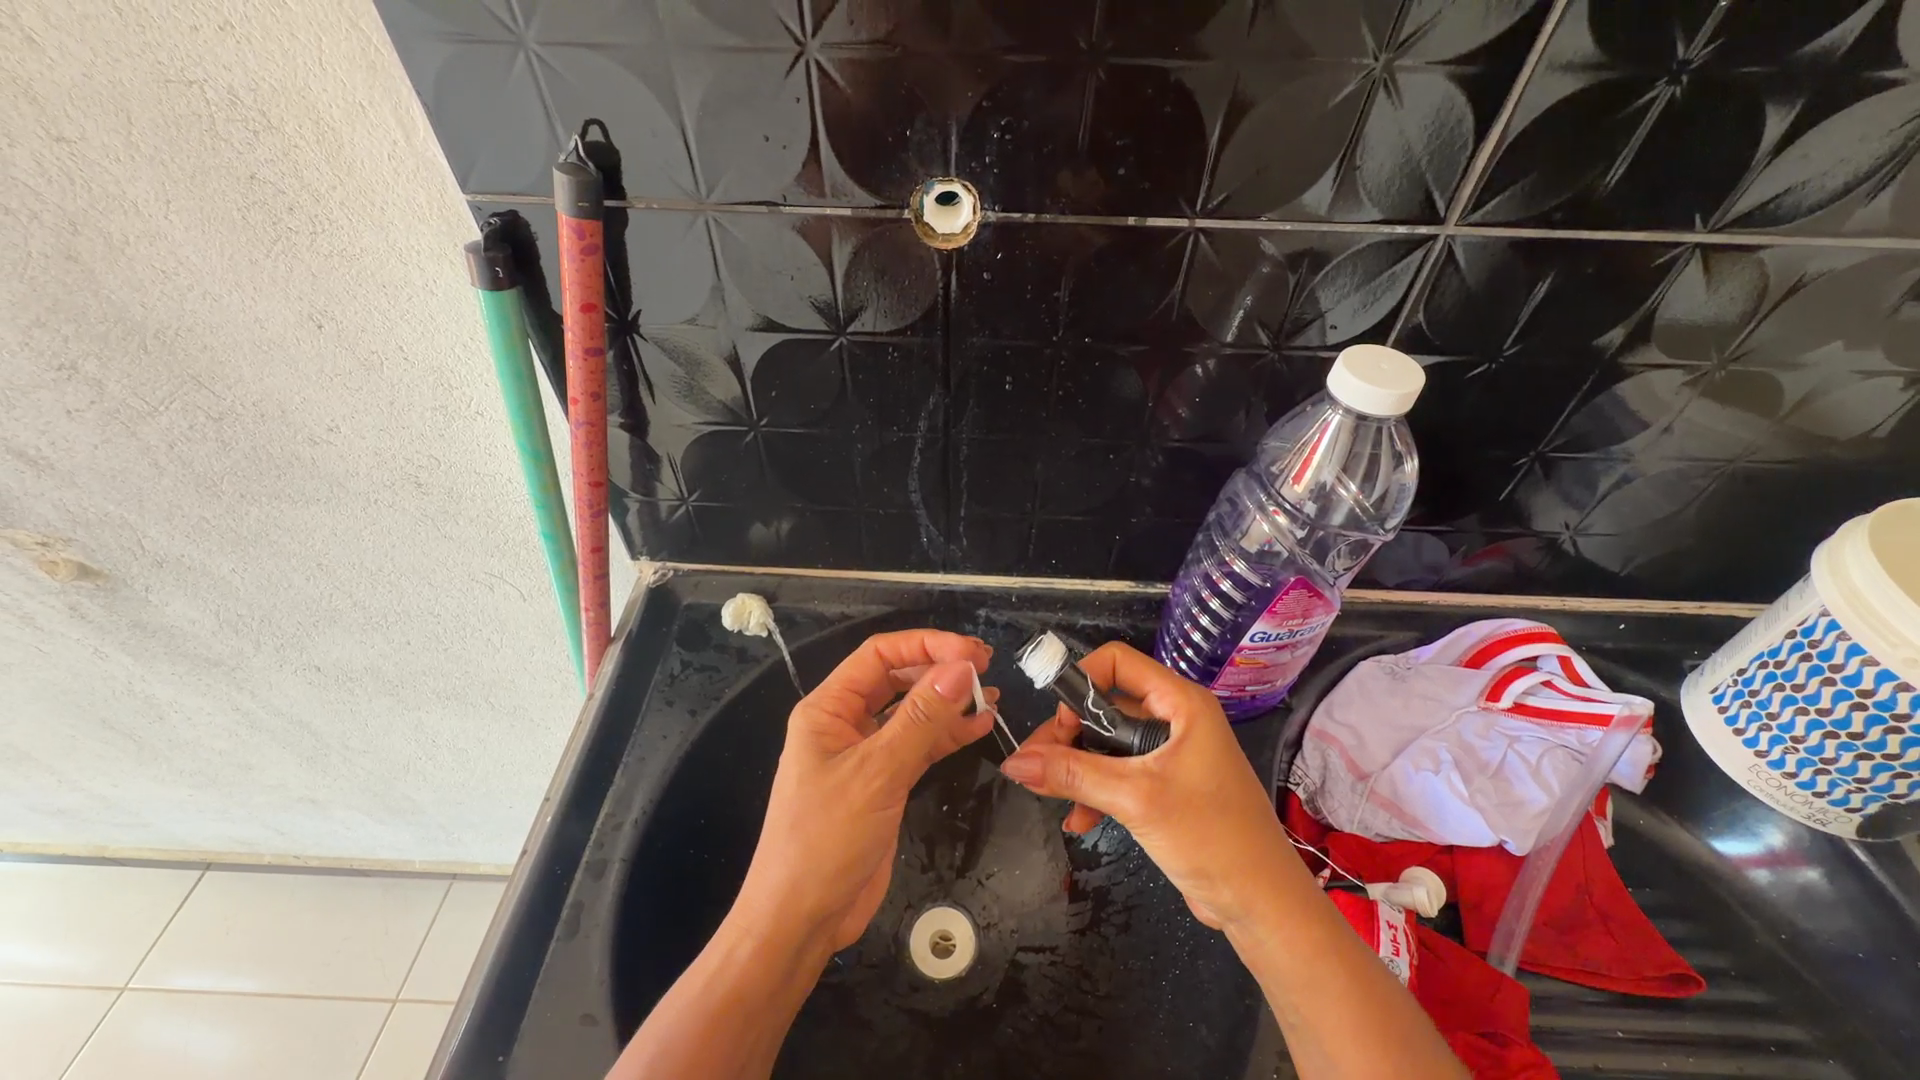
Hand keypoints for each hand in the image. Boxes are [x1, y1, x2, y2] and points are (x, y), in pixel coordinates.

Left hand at [734, 629, 996, 951]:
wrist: (802, 918)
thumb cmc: (825, 839)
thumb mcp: (876, 773)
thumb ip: (920, 720)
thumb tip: (959, 669)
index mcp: (828, 709)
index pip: (879, 656)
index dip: (926, 645)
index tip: (972, 653)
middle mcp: (845, 724)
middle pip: (897, 680)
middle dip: (939, 670)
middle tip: (987, 668)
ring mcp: (866, 755)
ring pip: (913, 714)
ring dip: (949, 703)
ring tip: (992, 696)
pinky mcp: (884, 784)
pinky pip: (919, 747)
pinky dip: (948, 736)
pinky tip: (979, 727)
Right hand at [998, 642, 1300, 929]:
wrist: (1261, 902)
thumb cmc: (1209, 836)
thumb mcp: (1135, 799)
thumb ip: (1072, 775)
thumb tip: (1012, 762)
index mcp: (1180, 703)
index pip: (1116, 662)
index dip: (1081, 683)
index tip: (1060, 726)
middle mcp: (1175, 720)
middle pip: (1105, 705)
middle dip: (1069, 735)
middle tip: (1038, 766)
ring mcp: (1170, 755)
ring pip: (1107, 744)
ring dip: (1077, 768)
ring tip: (1047, 795)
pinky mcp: (1166, 787)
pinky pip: (1119, 774)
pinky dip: (1095, 792)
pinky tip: (1078, 822)